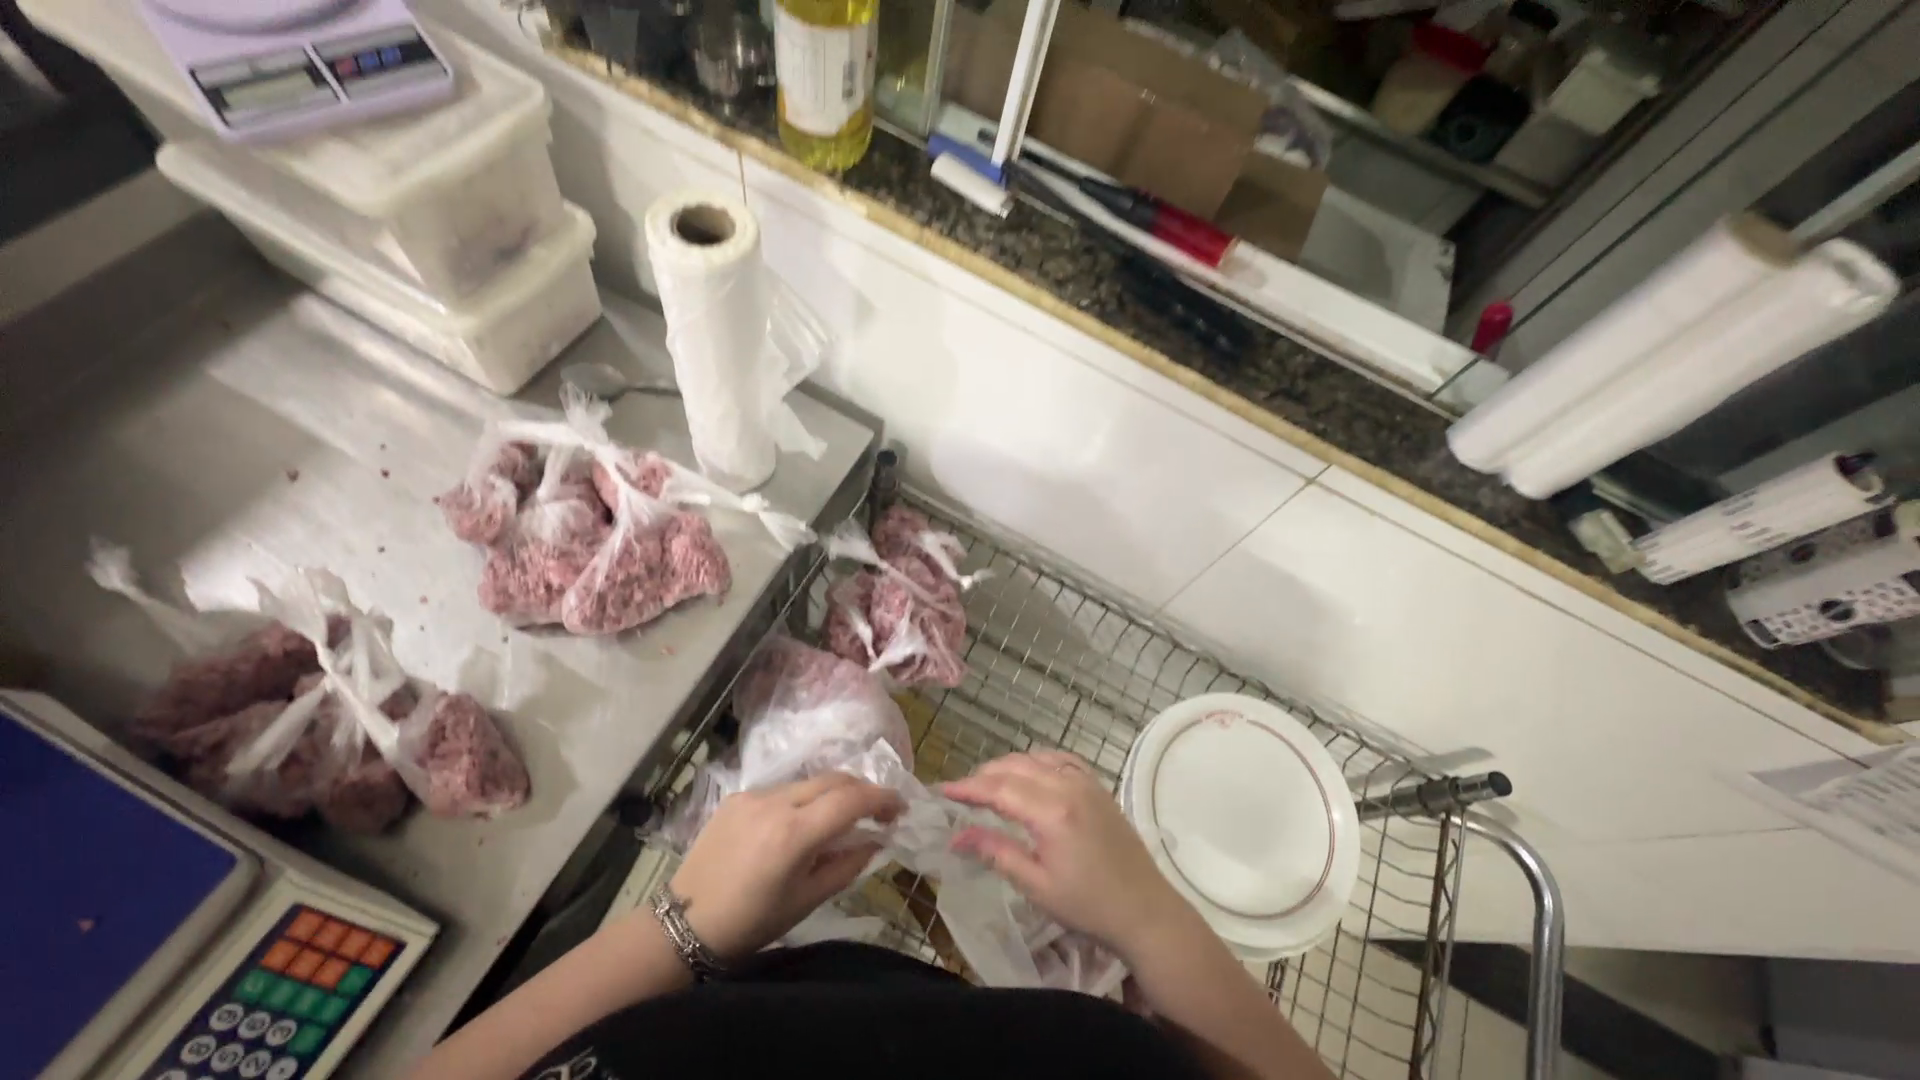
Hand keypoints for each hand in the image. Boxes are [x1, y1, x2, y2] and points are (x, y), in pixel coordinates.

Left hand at [667, 772, 902, 960]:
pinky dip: (802, 800)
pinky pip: (781, 790)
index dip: (882, 798)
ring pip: (808, 782)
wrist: (685, 924)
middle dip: (862, 790)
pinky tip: (800, 824)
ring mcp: (752, 796)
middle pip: (833, 779)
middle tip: (878, 811)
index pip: (852, 799)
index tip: (900, 809)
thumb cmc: (752, 922)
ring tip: (840, 819)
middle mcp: (774, 803)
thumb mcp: (807, 899)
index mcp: (794, 834)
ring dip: (832, 794)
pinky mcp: (735, 797)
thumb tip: (875, 840)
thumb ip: (847, 865)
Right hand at [941, 750, 1194, 959]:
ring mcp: (1087, 784)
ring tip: (988, 783)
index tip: (942, 791)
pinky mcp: (1099, 789)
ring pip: (1038, 758)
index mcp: (1051, 812)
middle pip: (1016, 767)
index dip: (967, 788)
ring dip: (1009, 766)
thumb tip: (957, 836)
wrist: (1145, 911)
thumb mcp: (1036, 885)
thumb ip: (996, 853)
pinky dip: (1038, 761)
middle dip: (984, 775)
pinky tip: (1029, 774)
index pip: (998, 788)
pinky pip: (1062, 760)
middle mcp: (1069, 787)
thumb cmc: (1088, 905)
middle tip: (961, 792)